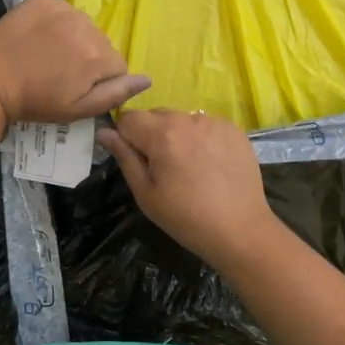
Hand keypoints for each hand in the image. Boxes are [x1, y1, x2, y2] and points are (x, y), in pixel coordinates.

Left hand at [0, 0, 149, 123]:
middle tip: (58, 74)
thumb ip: (116, 94)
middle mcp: (87, 25)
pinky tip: (39, 39)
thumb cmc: (36, 102)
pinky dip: (56, 23)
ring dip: (73, 39)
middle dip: (87, 58)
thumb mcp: (79, 108)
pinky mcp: (43, 0)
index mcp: (99, 55)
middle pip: (101, 43)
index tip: (75, 88)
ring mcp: (64, 9)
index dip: (99, 80)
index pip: (117, 65)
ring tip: (47, 56)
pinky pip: (62, 11)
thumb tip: (147, 79)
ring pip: (83, 26)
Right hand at [99, 109, 277, 268]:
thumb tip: (104, 132)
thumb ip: (124, 157)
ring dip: (176, 134)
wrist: (239, 229)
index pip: (128, 117)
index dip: (124, 136)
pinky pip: (205, 125)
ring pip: (181, 119)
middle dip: (150, 134)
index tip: (135, 159)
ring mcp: (214, 122)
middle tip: (161, 167)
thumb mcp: (146, 193)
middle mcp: (188, 119)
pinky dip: (200, 138)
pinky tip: (208, 164)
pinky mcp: (234, 130)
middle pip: (155, 114)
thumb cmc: (185, 217)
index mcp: (162, 135)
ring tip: (187, 166)